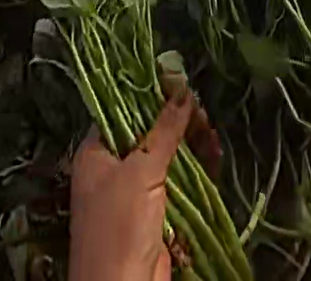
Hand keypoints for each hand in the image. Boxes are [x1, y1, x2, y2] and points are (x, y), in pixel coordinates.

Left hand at [68, 89, 211, 280]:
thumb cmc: (119, 227)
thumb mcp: (141, 171)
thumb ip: (162, 131)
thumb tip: (181, 89)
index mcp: (96, 152)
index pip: (120, 111)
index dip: (147, 95)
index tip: (176, 84)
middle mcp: (112, 168)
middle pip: (147, 134)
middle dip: (175, 122)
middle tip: (202, 111)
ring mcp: (135, 193)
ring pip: (165, 159)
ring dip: (189, 146)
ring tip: (212, 133)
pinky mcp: (156, 216)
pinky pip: (177, 185)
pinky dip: (196, 173)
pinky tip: (214, 158)